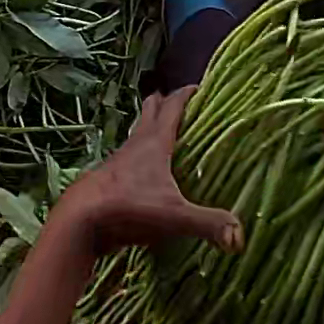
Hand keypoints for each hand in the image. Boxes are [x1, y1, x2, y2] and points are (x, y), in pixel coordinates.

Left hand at [56, 87, 243, 254]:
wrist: (83, 217)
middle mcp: (138, 142)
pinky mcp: (112, 174)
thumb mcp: (174, 216)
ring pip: (138, 129)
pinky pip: (130, 153)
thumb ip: (207, 223)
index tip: (200, 87)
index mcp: (155, 141)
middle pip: (150, 109)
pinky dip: (141, 150)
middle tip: (181, 101)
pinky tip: (147, 166)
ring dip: (150, 123)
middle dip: (165, 100)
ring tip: (164, 128)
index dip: (186, 94)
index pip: (173, 106)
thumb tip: (239, 235)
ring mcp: (122, 157)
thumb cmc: (130, 206)